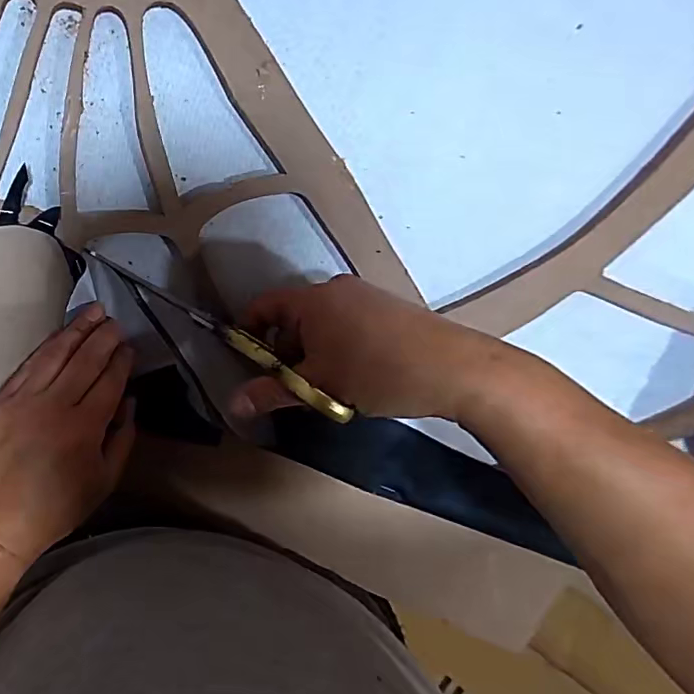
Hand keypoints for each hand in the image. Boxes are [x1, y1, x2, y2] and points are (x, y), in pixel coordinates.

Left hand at [0, 303, 136, 562]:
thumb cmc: (57, 506)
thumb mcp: (104, 481)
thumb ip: (122, 438)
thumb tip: (129, 401)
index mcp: (83, 427)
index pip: (108, 381)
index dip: (122, 361)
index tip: (131, 346)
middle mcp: (53, 404)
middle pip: (84, 360)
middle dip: (103, 337)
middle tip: (116, 321)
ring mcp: (24, 398)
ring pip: (54, 353)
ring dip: (75, 330)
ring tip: (92, 313)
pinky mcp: (3, 398)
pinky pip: (29, 364)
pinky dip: (46, 347)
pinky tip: (59, 336)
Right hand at [230, 275, 522, 422]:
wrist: (459, 370)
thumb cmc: (379, 372)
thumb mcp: (318, 388)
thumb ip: (271, 393)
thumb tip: (235, 404)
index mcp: (311, 300)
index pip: (261, 306)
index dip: (248, 333)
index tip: (249, 362)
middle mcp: (336, 289)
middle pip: (291, 316)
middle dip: (285, 350)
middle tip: (291, 384)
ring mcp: (366, 296)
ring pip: (321, 323)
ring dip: (313, 352)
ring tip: (327, 385)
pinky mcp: (389, 308)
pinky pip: (347, 323)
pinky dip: (339, 346)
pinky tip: (355, 376)